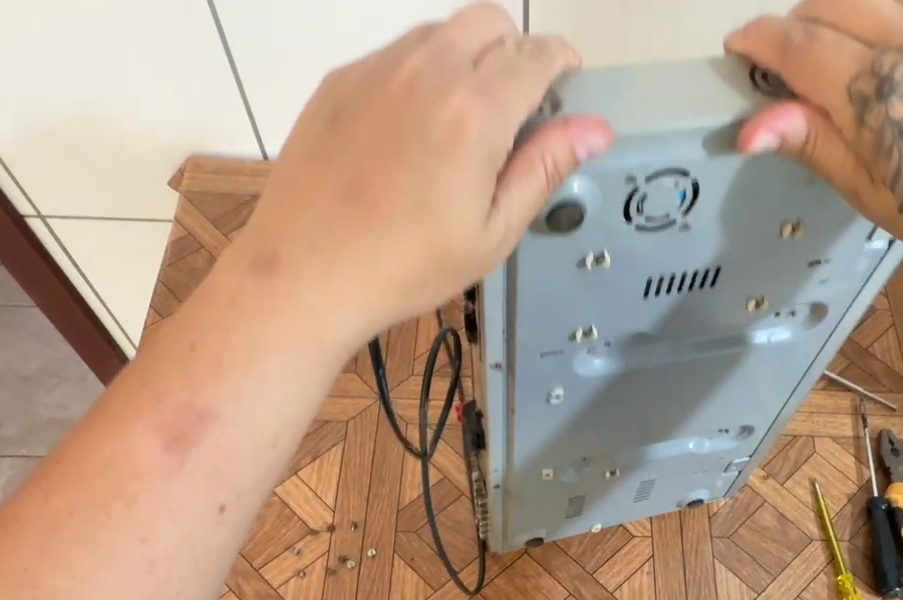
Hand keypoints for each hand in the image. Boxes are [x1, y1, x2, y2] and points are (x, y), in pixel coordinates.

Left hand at [234, 4, 612, 337]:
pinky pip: (395, 54)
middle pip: (489, 21)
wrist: (308, 272)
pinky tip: (411, 132)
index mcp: (474, 112)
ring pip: (440, 32)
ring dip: (467, 58)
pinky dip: (420, 74)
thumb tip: (594, 128)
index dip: (561, 62)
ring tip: (462, 123)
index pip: (535, 56)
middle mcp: (426, 71)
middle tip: (516, 106)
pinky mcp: (341, 81)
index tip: (566, 78)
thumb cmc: (407, 267)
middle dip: (515, 51)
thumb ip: (544, 169)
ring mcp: (376, 69)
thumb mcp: (492, 233)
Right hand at [726, 0, 902, 289]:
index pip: (798, 42)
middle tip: (790, 61)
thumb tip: (747, 129)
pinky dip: (887, 7)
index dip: (759, 39)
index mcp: (874, 90)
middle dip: (796, 23)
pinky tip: (889, 42)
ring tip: (837, 47)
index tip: (738, 45)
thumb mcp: (865, 187)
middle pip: (829, 1)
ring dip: (840, 9)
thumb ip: (810, 141)